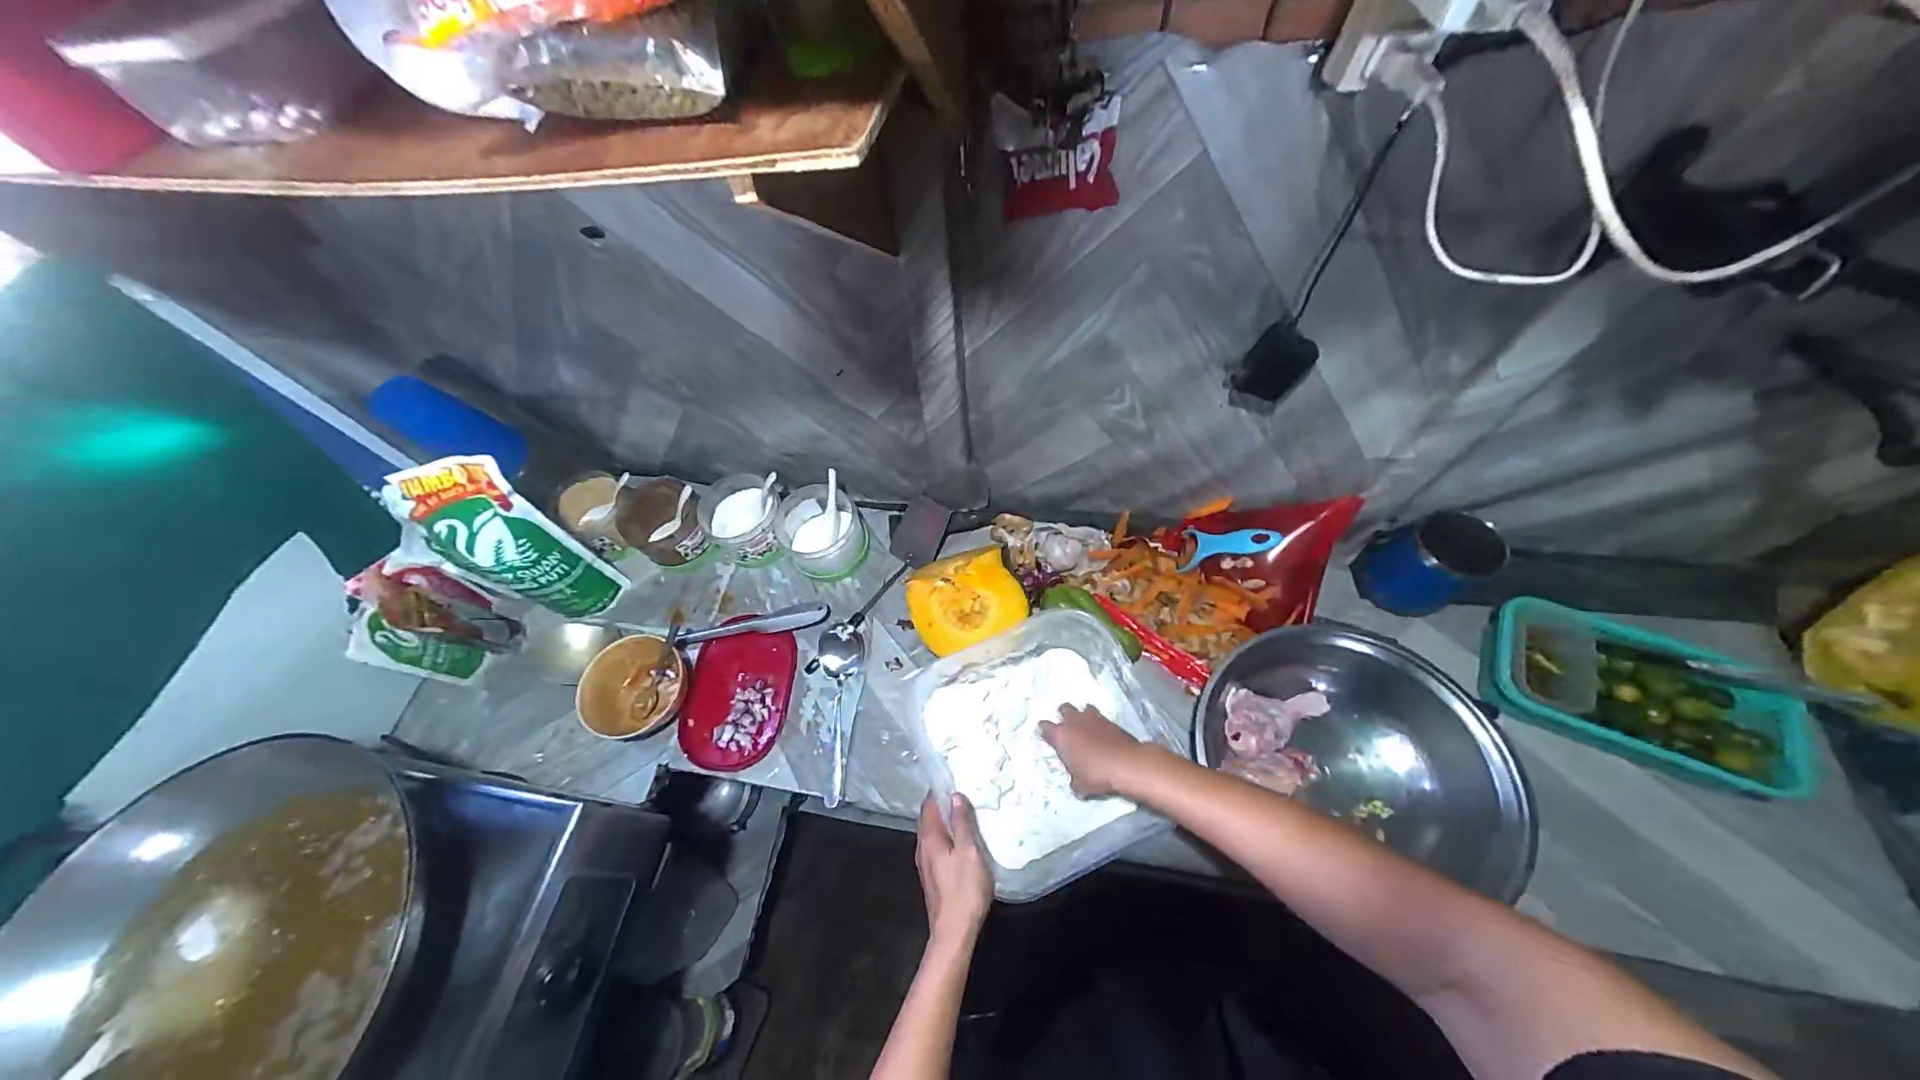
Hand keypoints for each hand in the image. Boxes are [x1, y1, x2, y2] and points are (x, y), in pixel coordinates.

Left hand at [916, 793, 991, 947]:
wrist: (953, 931)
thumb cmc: (964, 889)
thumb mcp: (969, 851)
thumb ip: (962, 823)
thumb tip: (955, 796)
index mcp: (929, 838)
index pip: (929, 806)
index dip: (939, 792)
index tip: (952, 779)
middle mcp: (922, 848)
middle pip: (928, 820)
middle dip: (941, 806)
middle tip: (960, 793)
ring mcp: (925, 864)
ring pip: (932, 835)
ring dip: (944, 823)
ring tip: (962, 813)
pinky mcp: (932, 877)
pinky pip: (936, 847)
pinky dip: (946, 837)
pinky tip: (959, 841)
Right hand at [1039, 704, 1155, 796]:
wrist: (1126, 764)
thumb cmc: (1096, 775)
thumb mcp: (1080, 785)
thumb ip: (1074, 779)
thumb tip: (1075, 781)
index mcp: (1061, 736)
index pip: (1044, 727)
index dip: (1045, 730)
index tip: (1047, 736)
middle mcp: (1074, 721)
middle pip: (1064, 708)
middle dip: (1065, 715)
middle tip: (1069, 727)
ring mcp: (1093, 718)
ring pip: (1084, 708)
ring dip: (1084, 715)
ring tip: (1087, 726)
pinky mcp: (1110, 720)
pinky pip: (1100, 716)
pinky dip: (1099, 722)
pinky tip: (1103, 732)